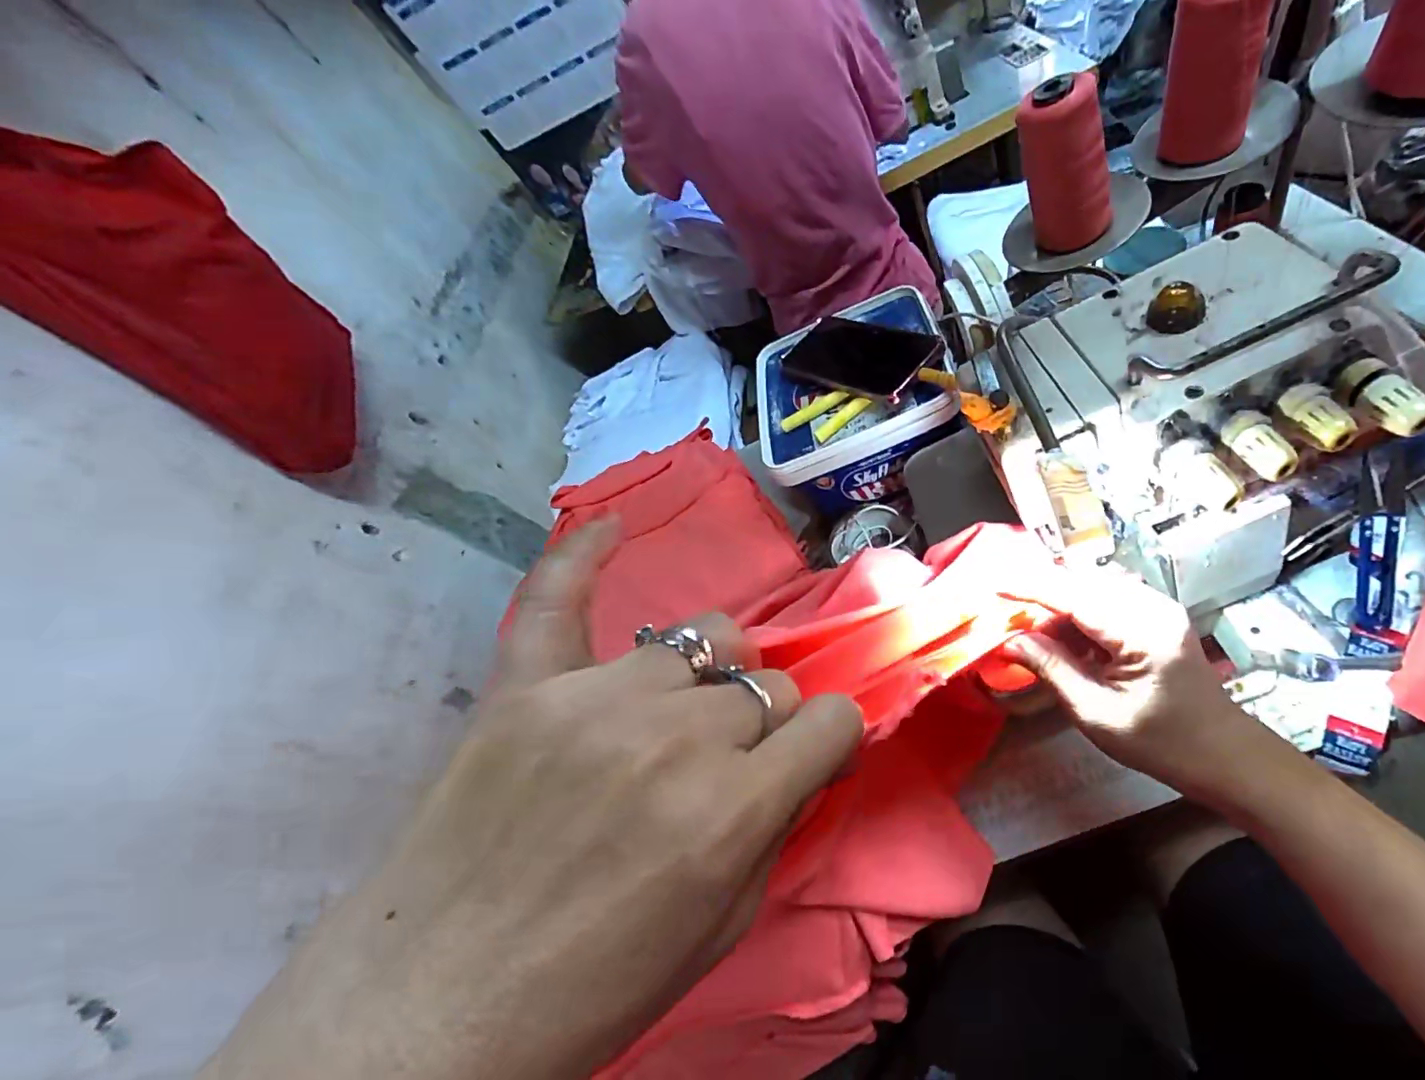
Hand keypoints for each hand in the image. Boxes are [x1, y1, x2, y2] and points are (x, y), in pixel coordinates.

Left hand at [201, 519, 862, 1079]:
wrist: (425, 1025)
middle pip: (770, 685)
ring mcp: (593, 702)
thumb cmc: (597, 989)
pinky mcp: (522, 691)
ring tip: (674, 720)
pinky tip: (609, 526)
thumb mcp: (726, 925)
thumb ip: (778, 825)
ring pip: (703, 644)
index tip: (812, 762)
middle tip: (729, 768)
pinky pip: (558, 597)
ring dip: (708, 683)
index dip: (830, 743)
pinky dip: (584, 556)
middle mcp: (674, 740)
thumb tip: (808, 757)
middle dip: (767, 726)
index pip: (832, 720)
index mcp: (731, 810)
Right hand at [1003, 569, 1263, 795]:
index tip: (995, 586)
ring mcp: (1159, 607)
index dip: (1032, 588)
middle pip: (1085, 584)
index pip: (1077, 597)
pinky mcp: (1157, 614)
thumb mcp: (1098, 714)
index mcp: (1143, 632)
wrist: (1221, 752)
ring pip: (1095, 588)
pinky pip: (1109, 600)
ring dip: (1061, 605)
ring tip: (1034, 633)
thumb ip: (1053, 670)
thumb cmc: (1160, 743)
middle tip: (1010, 620)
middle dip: (1043, 596)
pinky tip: (1066, 638)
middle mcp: (1153, 607)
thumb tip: (1011, 641)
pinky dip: (1080, 613)